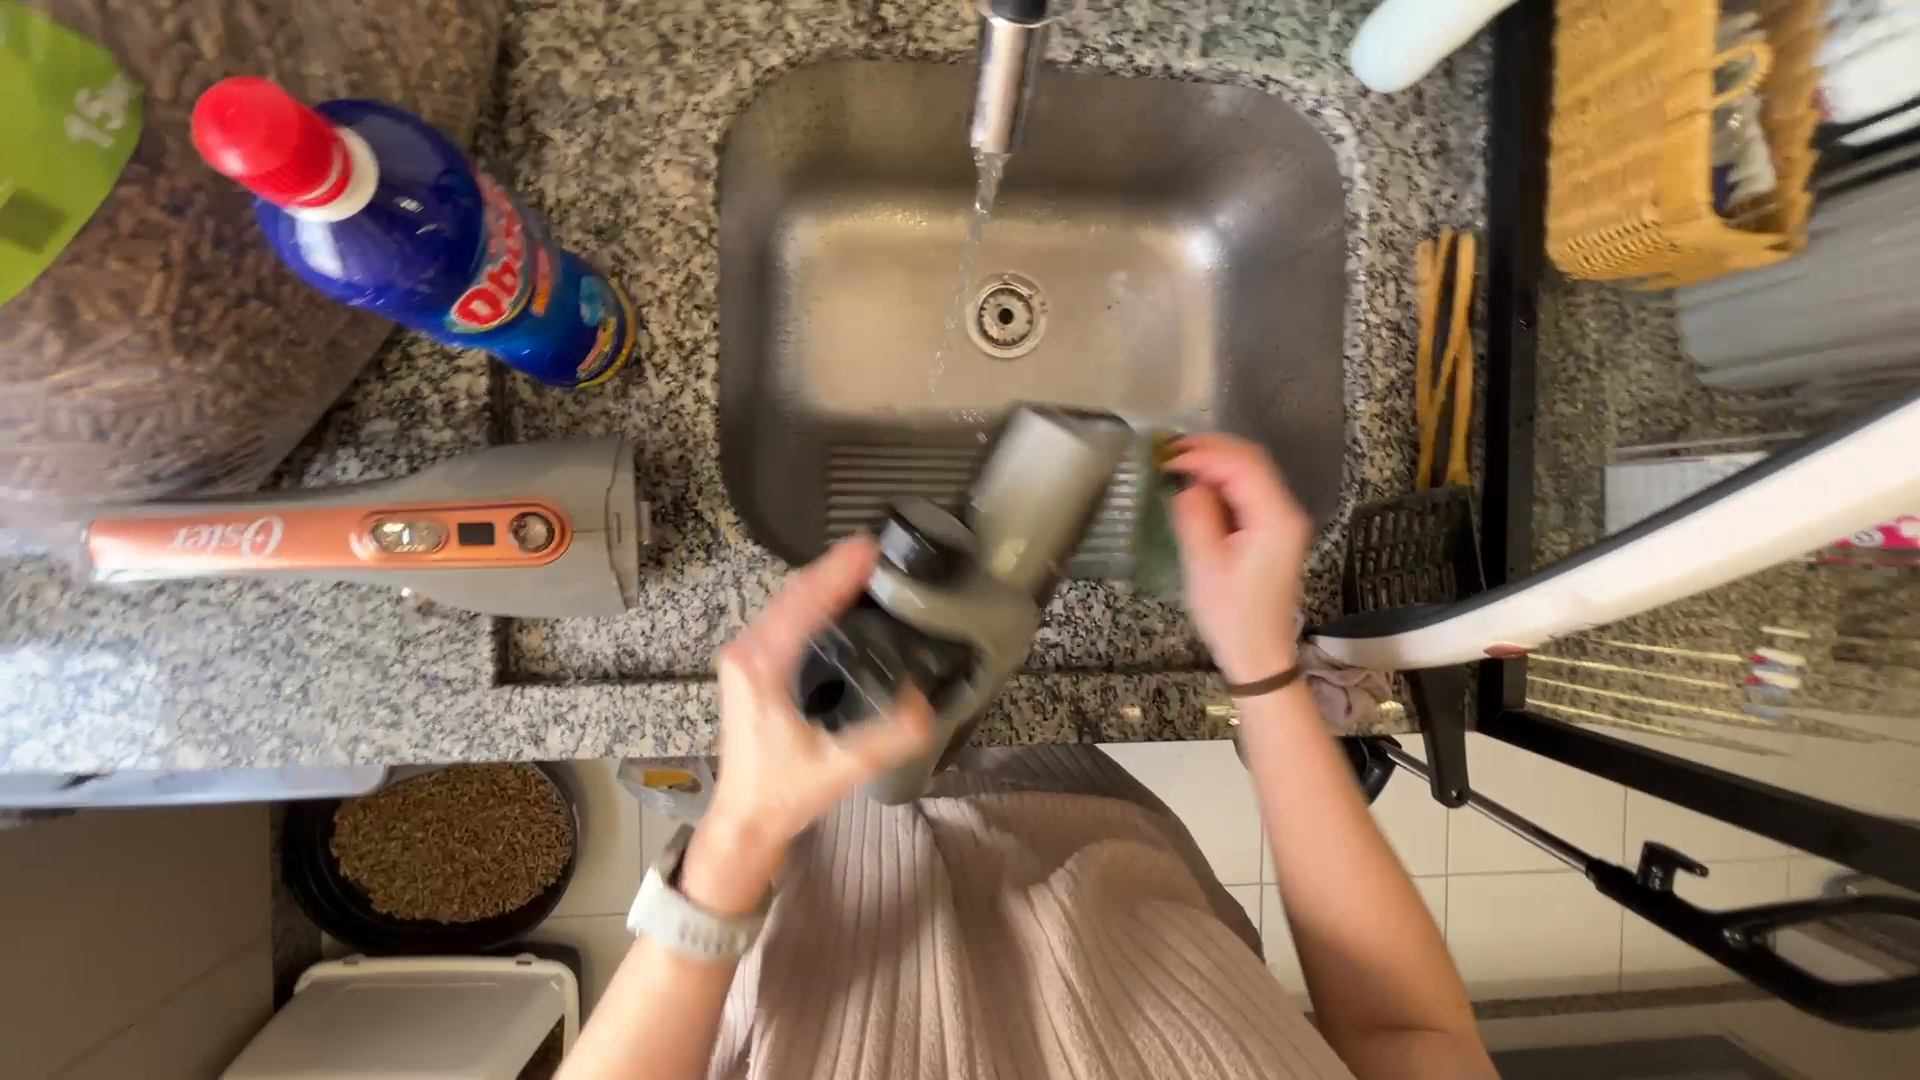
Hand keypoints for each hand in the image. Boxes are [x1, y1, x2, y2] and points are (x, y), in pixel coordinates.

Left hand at [702, 536, 934, 872]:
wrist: (746, 817)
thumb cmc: (784, 792)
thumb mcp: (842, 768)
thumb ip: (888, 738)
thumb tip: (924, 705)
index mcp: (763, 667)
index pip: (804, 602)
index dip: (838, 571)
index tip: (870, 548)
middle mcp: (747, 652)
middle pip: (793, 592)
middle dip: (834, 567)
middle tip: (876, 552)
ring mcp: (744, 656)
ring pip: (786, 601)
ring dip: (822, 580)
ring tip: (863, 568)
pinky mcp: (750, 665)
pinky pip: (783, 616)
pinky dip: (812, 599)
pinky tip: (836, 600)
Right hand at [1166, 433, 1313, 684]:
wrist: (1259, 653)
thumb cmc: (1231, 615)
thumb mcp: (1205, 566)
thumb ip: (1196, 516)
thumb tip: (1185, 483)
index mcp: (1274, 519)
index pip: (1241, 466)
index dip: (1202, 453)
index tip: (1166, 456)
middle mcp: (1286, 512)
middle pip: (1252, 460)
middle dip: (1211, 448)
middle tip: (1169, 450)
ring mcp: (1282, 520)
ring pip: (1252, 471)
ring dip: (1216, 460)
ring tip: (1178, 461)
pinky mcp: (1273, 529)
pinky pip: (1250, 489)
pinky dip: (1223, 478)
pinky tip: (1197, 483)